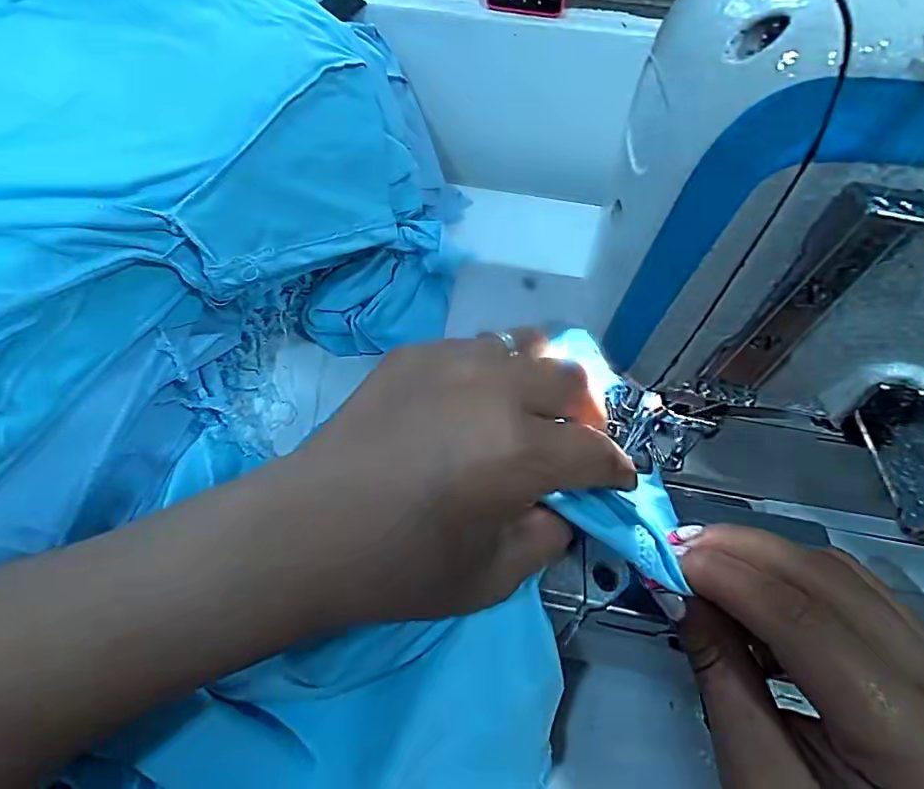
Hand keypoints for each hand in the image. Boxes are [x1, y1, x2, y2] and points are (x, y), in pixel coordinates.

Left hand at [270, 328, 636, 624]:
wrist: (308, 527)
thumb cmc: (398, 566)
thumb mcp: (490, 579)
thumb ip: (547, 538)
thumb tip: (564, 506)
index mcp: (519, 453)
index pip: (596, 452)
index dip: (615, 471)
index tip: (615, 481)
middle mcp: (495, 391)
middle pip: (573, 379)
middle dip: (587, 414)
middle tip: (573, 441)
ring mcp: (453, 361)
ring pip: (527, 344)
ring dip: (541, 378)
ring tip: (526, 407)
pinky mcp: (418, 351)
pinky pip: (477, 346)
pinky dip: (492, 371)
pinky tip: (469, 401)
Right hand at [675, 526, 923, 788]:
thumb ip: (726, 686)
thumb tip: (685, 598)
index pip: (814, 625)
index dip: (735, 579)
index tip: (676, 556)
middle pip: (837, 586)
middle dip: (748, 553)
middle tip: (684, 544)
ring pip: (852, 581)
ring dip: (771, 561)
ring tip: (710, 561)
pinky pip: (865, 601)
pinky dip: (801, 584)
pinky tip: (755, 590)